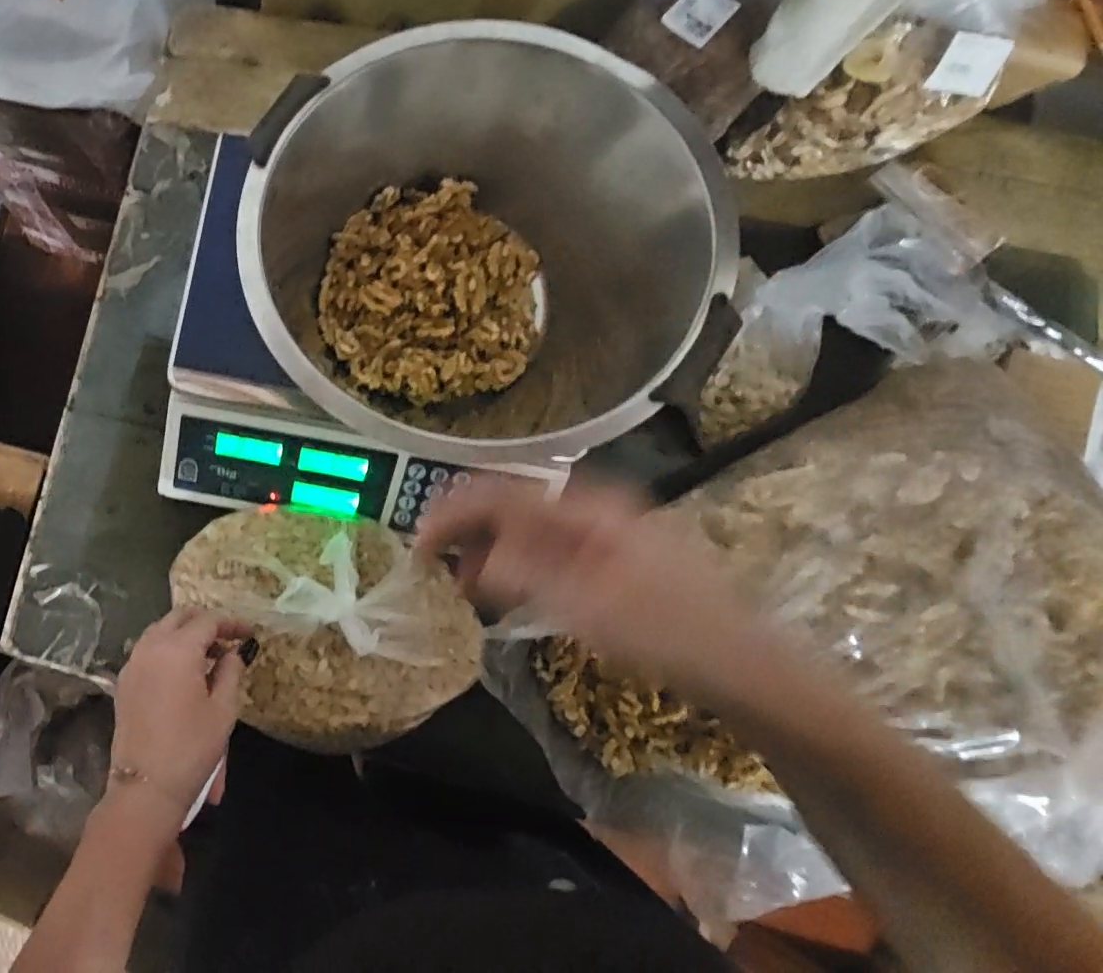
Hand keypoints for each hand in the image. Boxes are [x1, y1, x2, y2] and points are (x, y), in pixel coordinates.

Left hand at [105, 609, 245, 837]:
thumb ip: (230, 672)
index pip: (208, 620)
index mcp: (177, 649)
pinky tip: (184, 672)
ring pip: (160, 631)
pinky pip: (148, 651)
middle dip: (205, 622)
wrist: (146, 786)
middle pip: (179, 617)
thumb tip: (233, 652)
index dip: (231, 623)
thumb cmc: (192, 748)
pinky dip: (167, 650)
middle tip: (228, 639)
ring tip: (208, 656)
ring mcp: (132, 663)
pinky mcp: (124, 682)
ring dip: (185, 635)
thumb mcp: (223, 710)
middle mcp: (150, 647)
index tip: (249, 633)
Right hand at [414, 477, 772, 689]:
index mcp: (587, 511)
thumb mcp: (586, 606)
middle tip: (431, 565)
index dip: (452, 513)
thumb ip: (524, 575)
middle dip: (466, 531)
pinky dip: (514, 564)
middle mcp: (593, 511)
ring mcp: (605, 534)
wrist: (744, 666)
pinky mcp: (611, 560)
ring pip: (527, 528)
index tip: (417, 542)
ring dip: (487, 550)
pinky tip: (504, 590)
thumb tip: (473, 559)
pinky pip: (546, 549)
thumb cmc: (666, 634)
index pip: (501, 495)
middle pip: (512, 506)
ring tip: (460, 584)